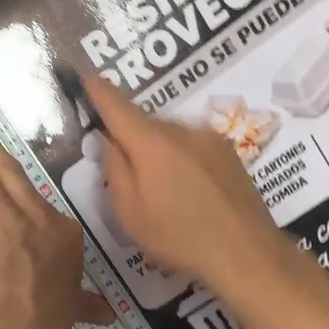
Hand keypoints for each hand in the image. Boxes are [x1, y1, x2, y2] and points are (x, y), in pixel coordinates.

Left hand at [0, 119, 112, 328]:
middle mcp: (37, 219)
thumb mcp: (77, 305)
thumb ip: (89, 303)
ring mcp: (6, 223)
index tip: (8, 170)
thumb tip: (109, 316)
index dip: (21, 185)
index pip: (41, 201)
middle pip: (12, 175)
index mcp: (66, 231)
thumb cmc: (50, 319)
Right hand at [80, 73, 282, 292]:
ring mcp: (210, 139)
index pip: (117, 106)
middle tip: (117, 170)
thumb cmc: (178, 238)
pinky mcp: (228, 154)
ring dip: (154, 153)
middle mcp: (183, 130)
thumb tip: (107, 140)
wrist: (244, 252)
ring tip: (153, 192)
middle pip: (144, 123)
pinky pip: (190, 147)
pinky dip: (177, 161)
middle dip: (127, 136)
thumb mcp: (130, 213)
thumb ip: (114, 171)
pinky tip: (181, 193)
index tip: (83, 76)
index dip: (98, 91)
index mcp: (152, 144)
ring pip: (169, 136)